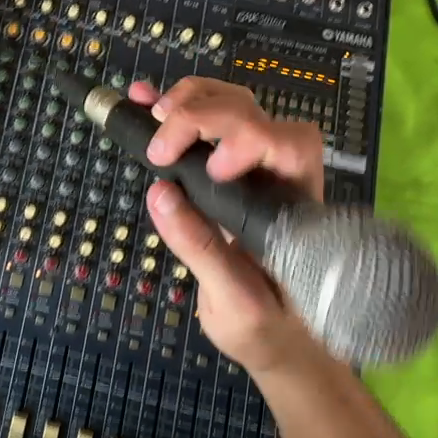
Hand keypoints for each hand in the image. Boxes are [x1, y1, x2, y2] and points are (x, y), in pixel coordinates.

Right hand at [133, 77, 326, 374]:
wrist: (276, 337)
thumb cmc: (270, 326)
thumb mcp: (237, 305)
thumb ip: (202, 250)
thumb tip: (159, 193)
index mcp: (296, 206)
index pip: (290, 145)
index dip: (250, 139)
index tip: (214, 170)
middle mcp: (278, 173)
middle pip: (252, 112)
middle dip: (203, 116)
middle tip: (159, 149)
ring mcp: (251, 163)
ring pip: (230, 102)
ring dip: (190, 99)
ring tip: (153, 114)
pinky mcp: (222, 163)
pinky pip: (202, 119)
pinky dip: (171, 105)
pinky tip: (141, 100)